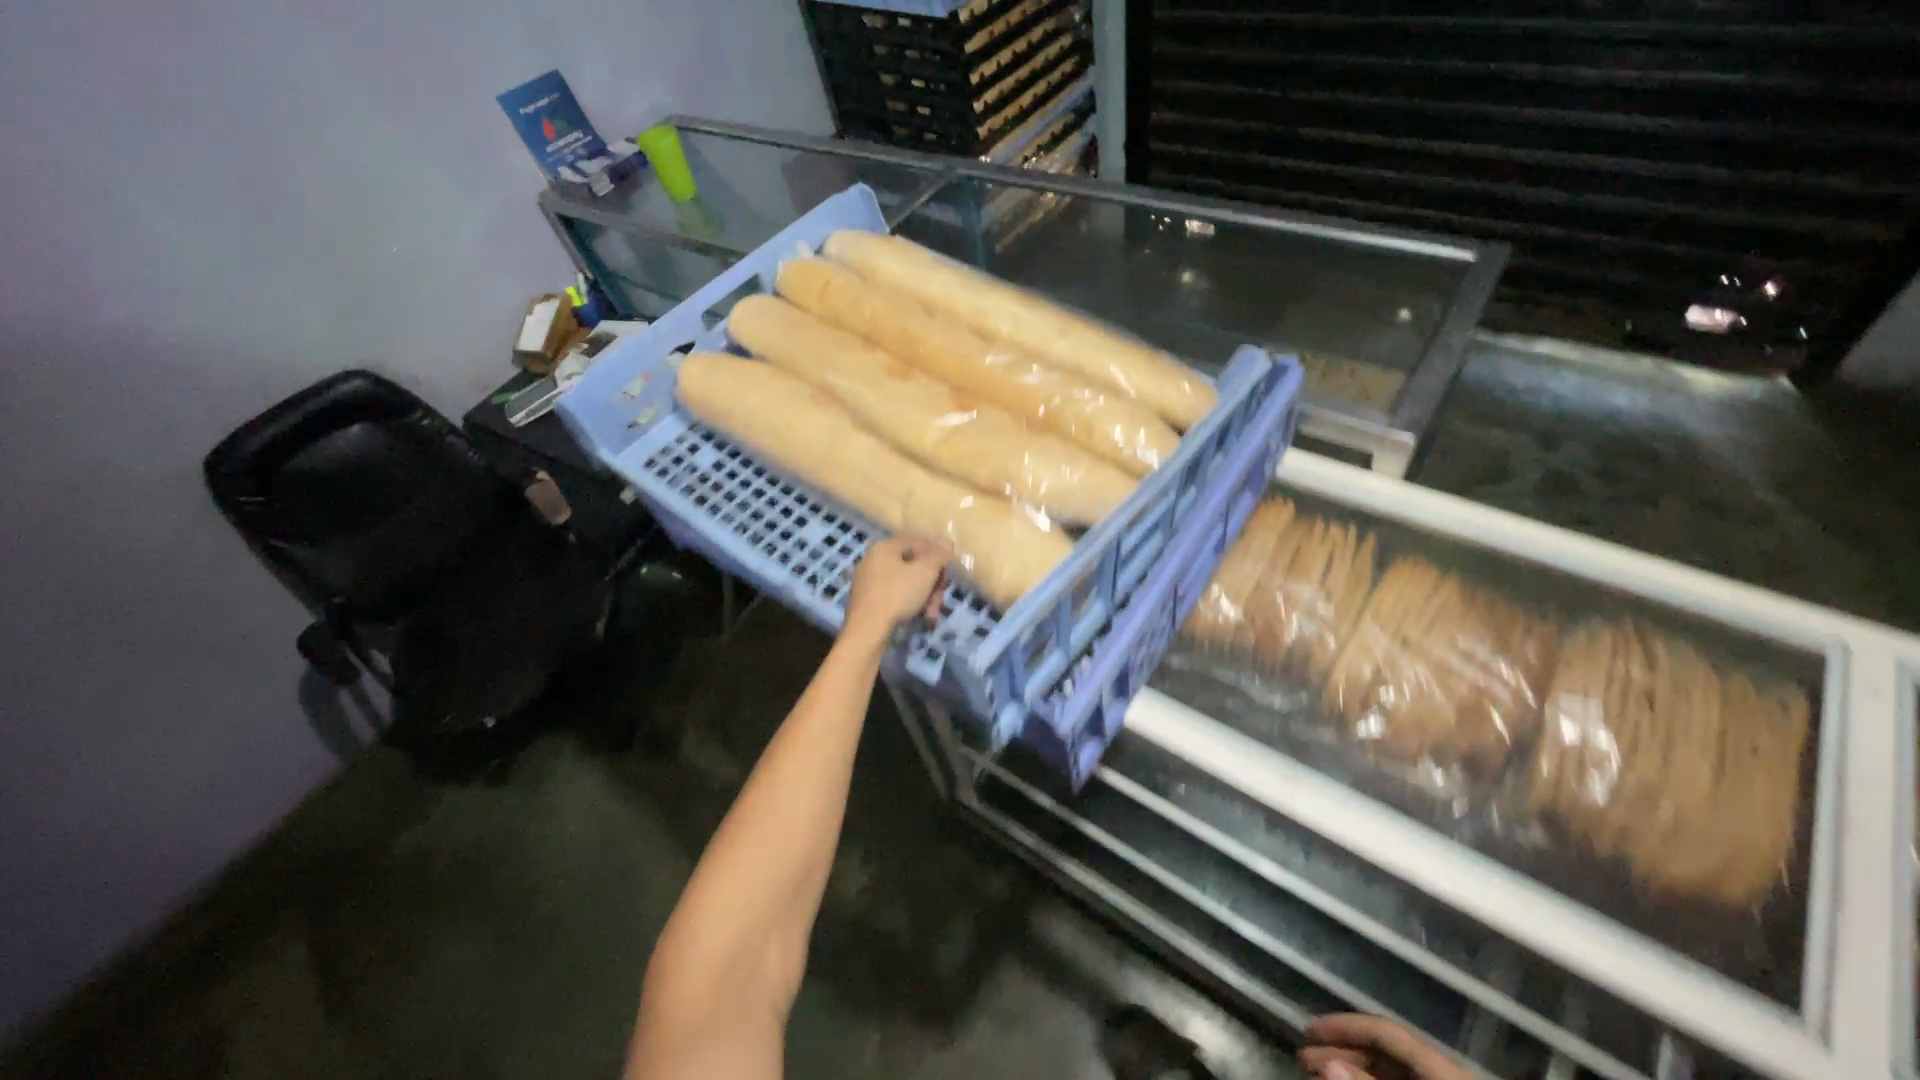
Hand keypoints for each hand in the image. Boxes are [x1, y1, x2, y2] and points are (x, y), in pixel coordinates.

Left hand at [842, 534, 950, 646]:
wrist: (867, 631)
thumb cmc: (898, 594)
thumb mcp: (925, 572)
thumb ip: (938, 555)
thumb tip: (946, 543)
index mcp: (884, 547)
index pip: (917, 542)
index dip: (937, 553)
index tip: (950, 569)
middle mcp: (873, 560)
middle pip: (913, 565)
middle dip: (932, 581)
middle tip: (940, 596)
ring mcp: (869, 582)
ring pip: (906, 583)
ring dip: (924, 596)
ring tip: (932, 613)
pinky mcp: (868, 602)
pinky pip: (895, 596)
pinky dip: (910, 604)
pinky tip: (921, 617)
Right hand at [1297, 1014, 1470, 1079]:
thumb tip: (1327, 1064)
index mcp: (1445, 1074)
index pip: (1389, 1034)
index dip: (1346, 1027)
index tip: (1308, 1032)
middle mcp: (1443, 1078)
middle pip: (1388, 1055)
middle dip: (1344, 1053)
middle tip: (1304, 1061)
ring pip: (1391, 1076)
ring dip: (1354, 1073)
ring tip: (1318, 1077)